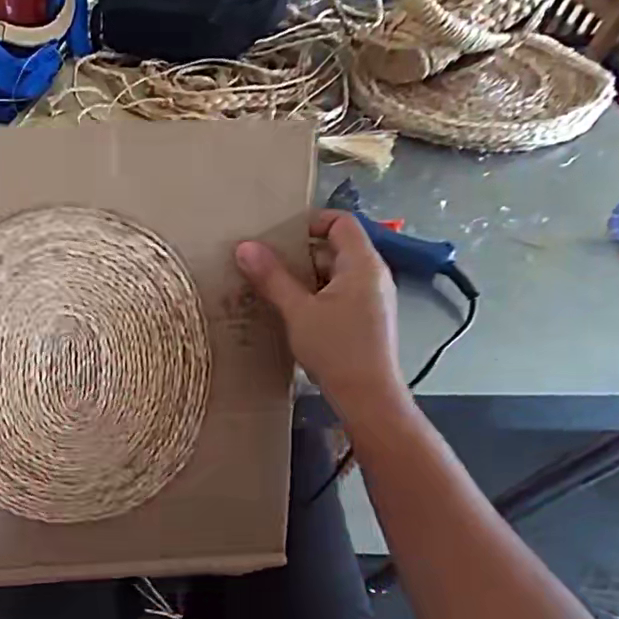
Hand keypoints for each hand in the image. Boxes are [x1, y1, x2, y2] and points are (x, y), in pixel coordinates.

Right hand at [236, 210, 402, 417]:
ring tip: (273, 290)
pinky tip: (293, 313)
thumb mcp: (297, 311)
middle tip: (267, 265)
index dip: (311, 221)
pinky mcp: (369, 319)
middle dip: (300, 255)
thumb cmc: (336, 348)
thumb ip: (272, 278)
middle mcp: (374, 275)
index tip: (280, 236)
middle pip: (336, 248)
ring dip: (306, 279)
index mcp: (362, 264)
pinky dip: (317, 297)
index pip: (341, 222)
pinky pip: (340, 294)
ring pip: (336, 274)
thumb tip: (244, 247)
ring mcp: (374, 298)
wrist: (368, 396)